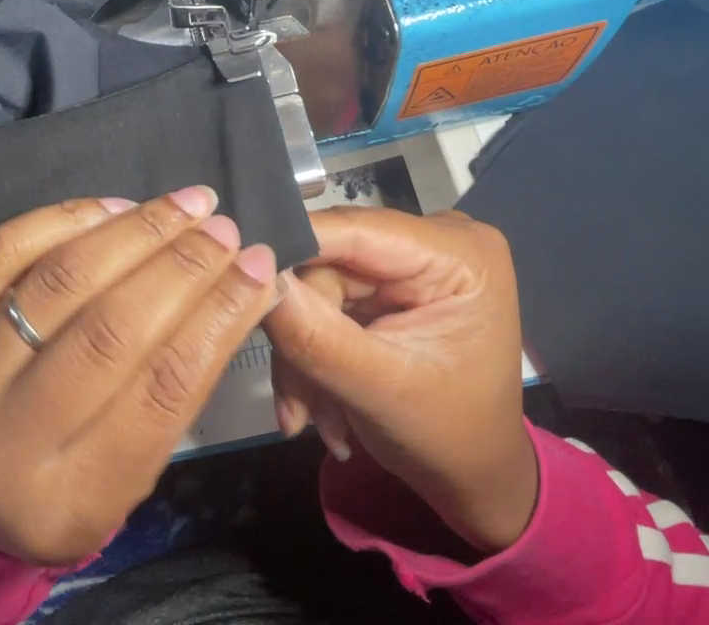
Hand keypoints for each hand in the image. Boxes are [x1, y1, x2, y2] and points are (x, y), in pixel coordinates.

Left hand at [0, 187, 280, 566]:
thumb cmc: (60, 491)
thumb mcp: (129, 476)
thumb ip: (178, 388)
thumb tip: (239, 285)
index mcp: (73, 494)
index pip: (162, 389)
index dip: (219, 317)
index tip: (257, 267)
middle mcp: (8, 436)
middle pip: (111, 330)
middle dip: (181, 268)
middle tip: (223, 229)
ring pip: (60, 281)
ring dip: (133, 232)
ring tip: (185, 207)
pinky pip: (2, 251)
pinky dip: (65, 219)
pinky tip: (114, 207)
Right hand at [261, 207, 536, 552]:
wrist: (472, 479)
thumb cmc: (447, 437)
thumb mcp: (378, 390)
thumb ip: (314, 333)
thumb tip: (255, 274)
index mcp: (457, 253)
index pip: (354, 229)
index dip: (292, 247)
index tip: (236, 277)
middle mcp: (435, 241)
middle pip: (329, 262)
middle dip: (303, 331)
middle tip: (293, 402)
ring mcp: (409, 263)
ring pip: (319, 286)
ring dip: (305, 353)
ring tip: (309, 416)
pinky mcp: (387, 284)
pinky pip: (327, 302)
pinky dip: (315, 351)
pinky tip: (321, 404)